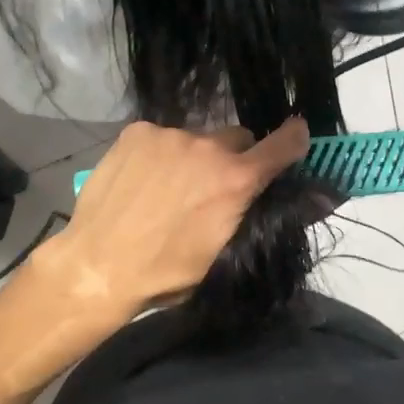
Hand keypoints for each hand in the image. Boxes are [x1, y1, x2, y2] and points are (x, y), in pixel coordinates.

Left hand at [37, 119, 311, 314]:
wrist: (99, 264)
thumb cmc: (166, 272)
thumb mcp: (222, 253)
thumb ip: (254, 216)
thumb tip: (304, 202)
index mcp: (235, 181)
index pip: (282, 145)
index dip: (293, 139)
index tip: (297, 135)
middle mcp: (208, 147)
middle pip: (236, 139)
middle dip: (232, 158)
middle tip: (211, 186)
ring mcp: (170, 135)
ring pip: (196, 138)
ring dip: (192, 157)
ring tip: (166, 187)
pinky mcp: (138, 131)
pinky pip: (162, 136)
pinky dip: (159, 153)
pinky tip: (142, 179)